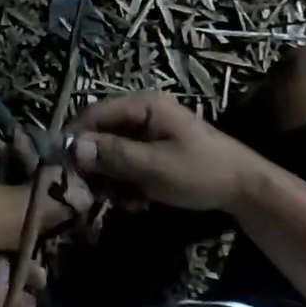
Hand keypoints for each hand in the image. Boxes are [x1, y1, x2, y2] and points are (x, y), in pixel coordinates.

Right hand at [70, 91, 265, 210]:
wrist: (243, 188)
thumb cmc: (200, 171)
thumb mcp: (154, 166)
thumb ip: (113, 155)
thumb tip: (73, 147)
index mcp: (143, 105)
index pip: (95, 114)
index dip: (76, 138)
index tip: (62, 168)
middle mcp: (142, 112)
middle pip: (101, 133)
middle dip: (95, 165)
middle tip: (94, 194)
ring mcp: (149, 131)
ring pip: (111, 152)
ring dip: (111, 178)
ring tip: (124, 201)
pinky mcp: (154, 150)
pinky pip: (126, 162)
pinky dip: (125, 182)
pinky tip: (137, 201)